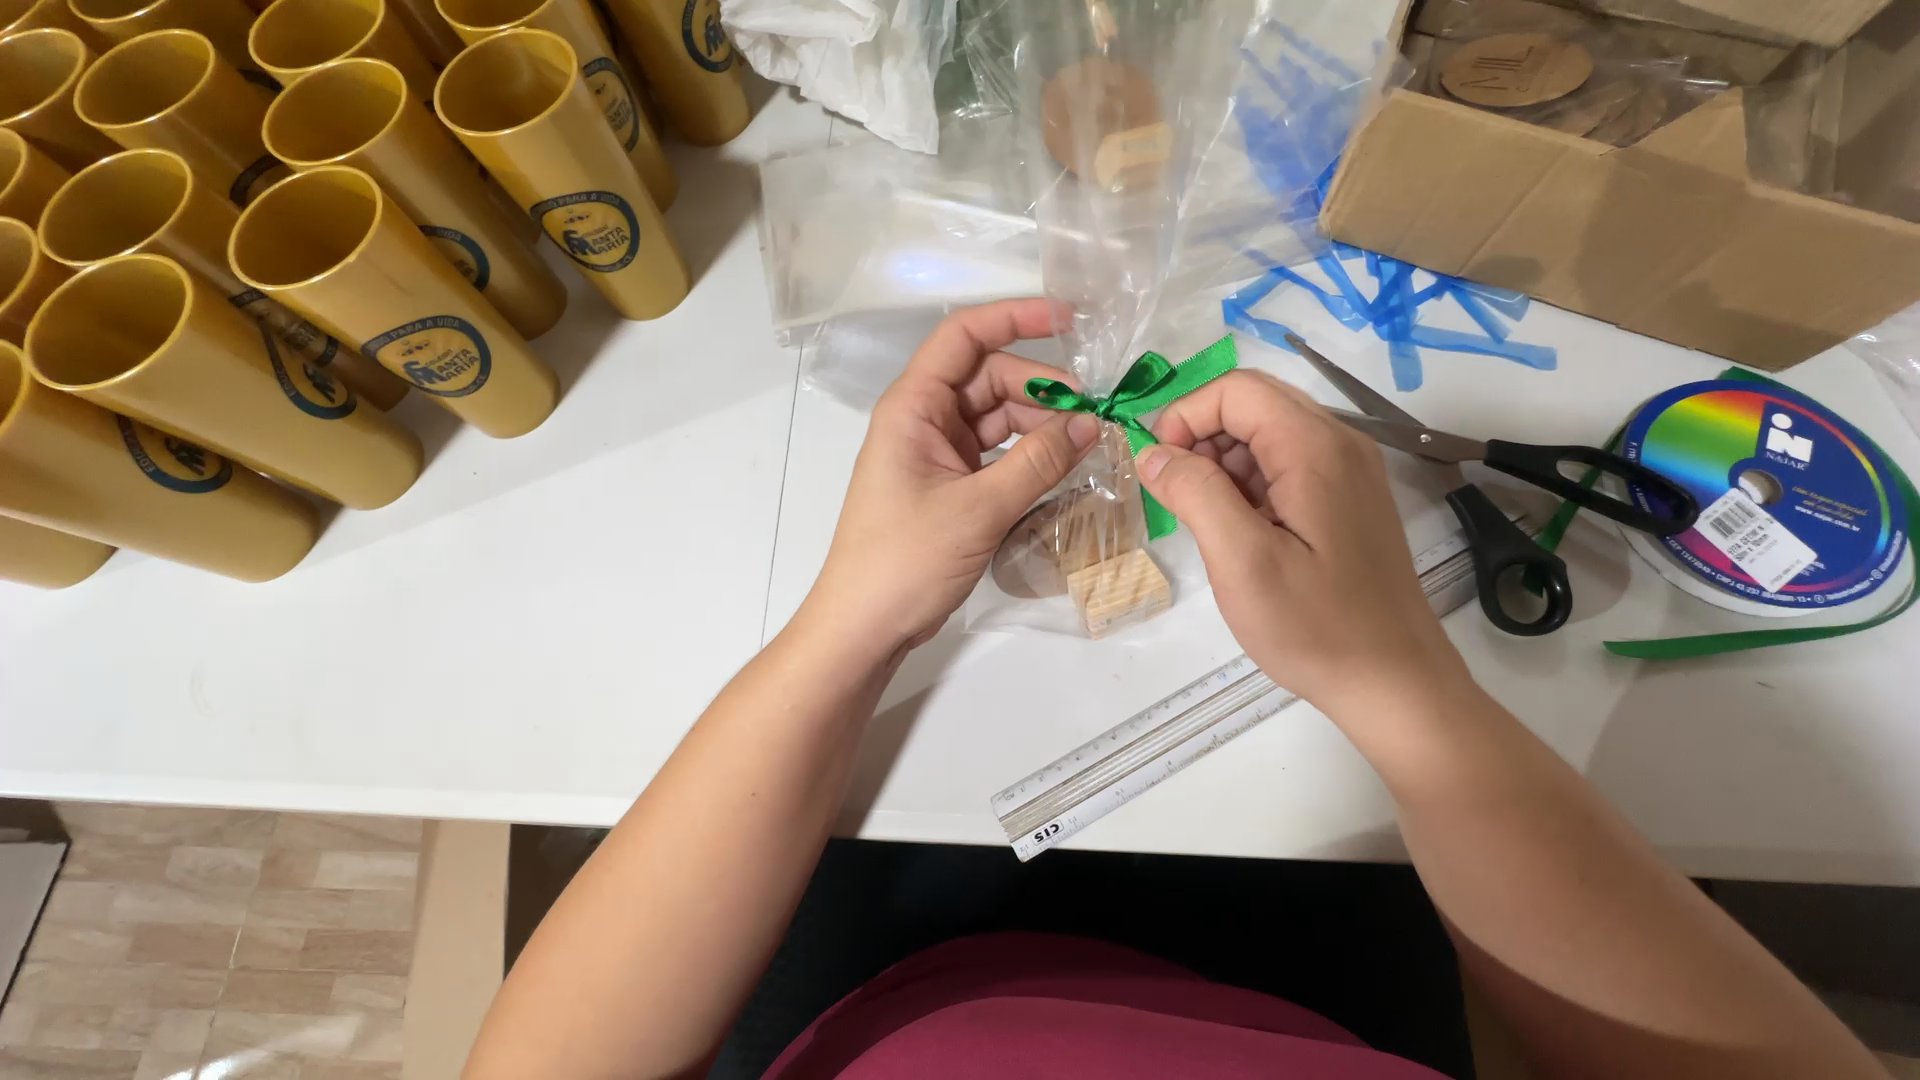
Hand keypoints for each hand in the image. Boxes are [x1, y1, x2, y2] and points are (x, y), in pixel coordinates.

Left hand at [806, 300, 1100, 655]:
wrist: (866, 624)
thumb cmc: (906, 559)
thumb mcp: (978, 508)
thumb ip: (1037, 462)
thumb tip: (1091, 424)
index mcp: (913, 407)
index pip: (963, 337)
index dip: (1014, 318)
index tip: (1070, 320)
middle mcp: (924, 421)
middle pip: (988, 379)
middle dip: (1040, 388)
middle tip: (1091, 415)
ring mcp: (936, 454)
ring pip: (997, 419)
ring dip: (1039, 426)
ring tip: (1085, 445)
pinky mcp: (949, 486)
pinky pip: (995, 455)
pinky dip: (1027, 457)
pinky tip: (1061, 468)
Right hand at [1136, 370, 1470, 713]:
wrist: (1392, 682)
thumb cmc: (1315, 625)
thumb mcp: (1242, 561)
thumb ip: (1195, 494)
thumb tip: (1152, 452)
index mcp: (1315, 448)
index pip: (1236, 389)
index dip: (1185, 416)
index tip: (1159, 469)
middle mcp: (1338, 444)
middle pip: (1252, 403)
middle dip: (1200, 437)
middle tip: (1179, 496)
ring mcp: (1346, 472)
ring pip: (1265, 433)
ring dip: (1221, 462)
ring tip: (1208, 520)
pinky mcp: (1344, 500)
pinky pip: (1284, 465)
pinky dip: (1246, 483)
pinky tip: (1239, 530)